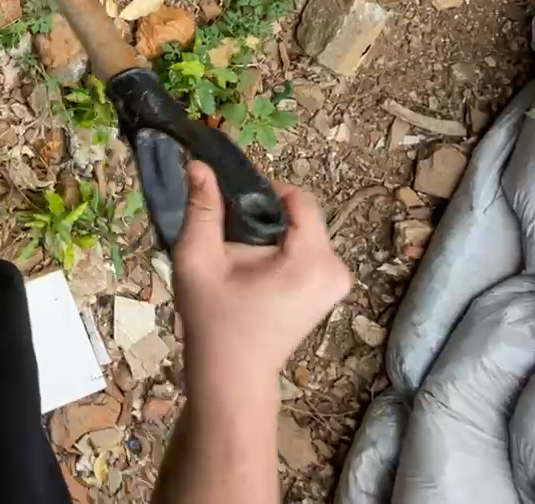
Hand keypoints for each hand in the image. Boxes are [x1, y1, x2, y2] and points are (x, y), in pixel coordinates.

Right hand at [172, 161, 350, 392]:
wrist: (232, 369)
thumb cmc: (213, 314)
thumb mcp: (198, 256)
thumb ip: (202, 208)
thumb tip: (199, 164)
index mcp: (311, 260)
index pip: (299, 198)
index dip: (262, 189)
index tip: (228, 202)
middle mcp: (336, 269)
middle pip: (300, 214)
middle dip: (261, 212)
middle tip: (225, 230)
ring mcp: (336, 282)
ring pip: (301, 229)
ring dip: (268, 229)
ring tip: (234, 250)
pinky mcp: (328, 290)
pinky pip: (305, 248)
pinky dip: (278, 246)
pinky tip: (249, 265)